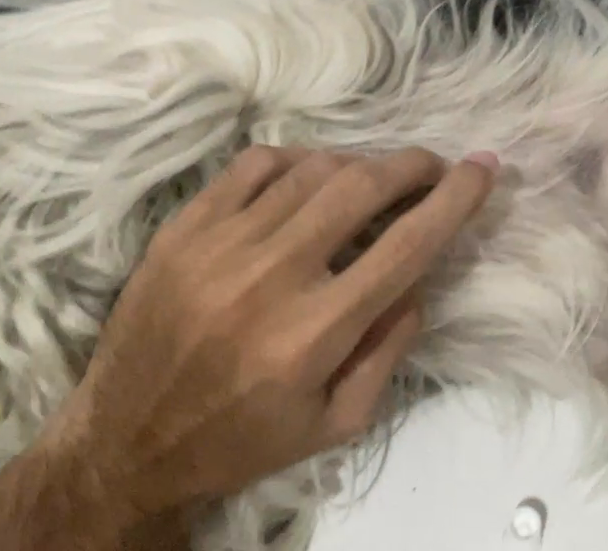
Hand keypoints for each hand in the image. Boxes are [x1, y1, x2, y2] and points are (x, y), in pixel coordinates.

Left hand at [31, 145, 497, 525]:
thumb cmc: (244, 439)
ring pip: (313, 169)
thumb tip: (421, 275)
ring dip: (360, 165)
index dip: (456, 198)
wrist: (123, 448)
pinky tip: (309, 177)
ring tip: (373, 180)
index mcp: (313, 335)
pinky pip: (255, 164)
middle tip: (433, 167)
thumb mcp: (339, 422)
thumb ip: (391, 346)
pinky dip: (299, 159)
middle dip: (413, 166)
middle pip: (362, 188)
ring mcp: (218, 247)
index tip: (483, 168)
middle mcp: (268, 280)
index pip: (407, 245)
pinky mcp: (182, 230)